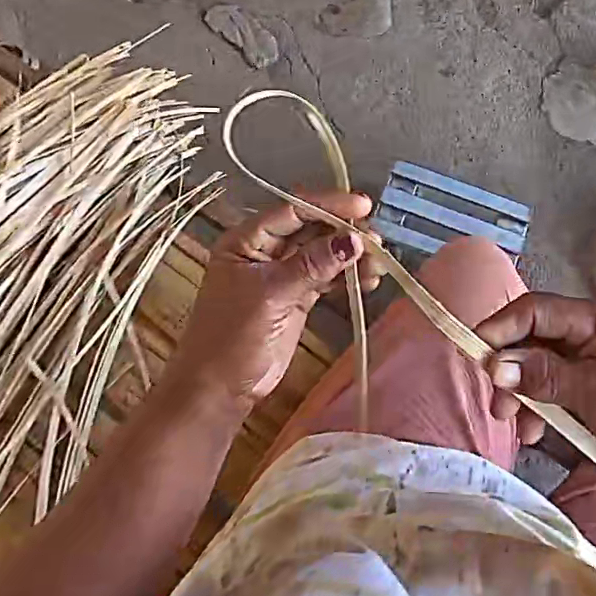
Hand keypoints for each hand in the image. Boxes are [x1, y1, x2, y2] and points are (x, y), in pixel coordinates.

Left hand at [174, 191, 374, 406]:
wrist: (218, 391)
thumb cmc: (231, 338)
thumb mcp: (272, 295)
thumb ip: (313, 264)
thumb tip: (354, 240)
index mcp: (248, 239)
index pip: (294, 211)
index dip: (329, 205)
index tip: (364, 207)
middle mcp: (266, 250)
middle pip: (313, 229)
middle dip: (346, 232)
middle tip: (376, 242)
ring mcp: (284, 273)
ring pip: (325, 252)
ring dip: (352, 255)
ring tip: (377, 265)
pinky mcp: (298, 295)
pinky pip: (329, 275)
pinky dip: (349, 276)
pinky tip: (368, 280)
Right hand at [475, 293, 595, 480]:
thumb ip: (547, 376)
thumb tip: (497, 365)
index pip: (538, 310)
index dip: (503, 326)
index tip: (475, 350)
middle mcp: (586, 336)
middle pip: (530, 339)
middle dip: (508, 368)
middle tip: (497, 403)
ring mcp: (582, 366)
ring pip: (531, 368)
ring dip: (518, 395)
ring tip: (517, 425)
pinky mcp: (578, 393)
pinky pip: (542, 393)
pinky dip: (532, 411)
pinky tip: (532, 432)